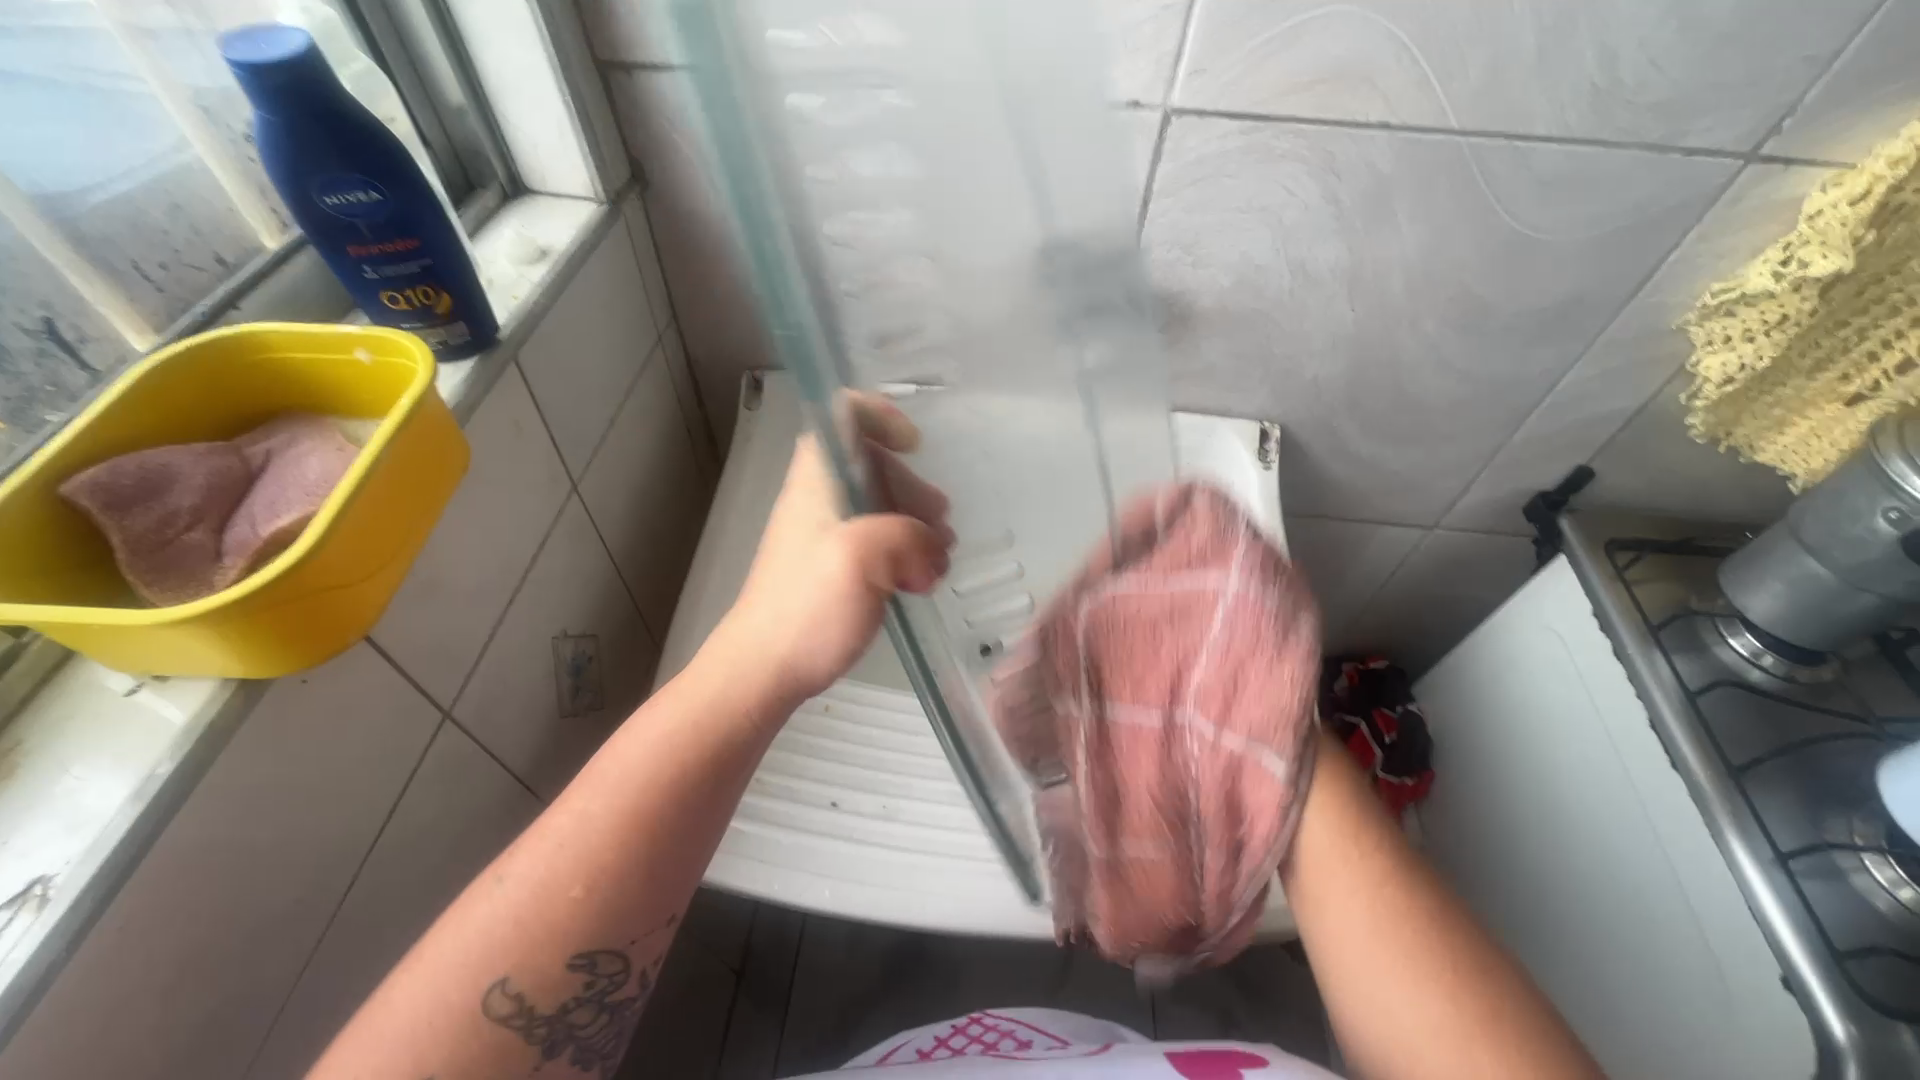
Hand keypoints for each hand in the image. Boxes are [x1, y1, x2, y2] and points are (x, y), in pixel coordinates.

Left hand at [708, 392, 954, 708]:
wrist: (762, 670)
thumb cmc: (807, 608)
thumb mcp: (864, 558)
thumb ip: (909, 537)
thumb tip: (933, 551)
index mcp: (818, 480)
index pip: (842, 415)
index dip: (881, 416)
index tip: (915, 448)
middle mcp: (818, 499)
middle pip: (870, 465)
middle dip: (912, 487)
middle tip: (941, 525)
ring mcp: (822, 536)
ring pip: (876, 507)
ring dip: (914, 525)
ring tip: (940, 560)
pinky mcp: (829, 571)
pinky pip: (874, 544)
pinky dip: (902, 553)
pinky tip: (920, 581)